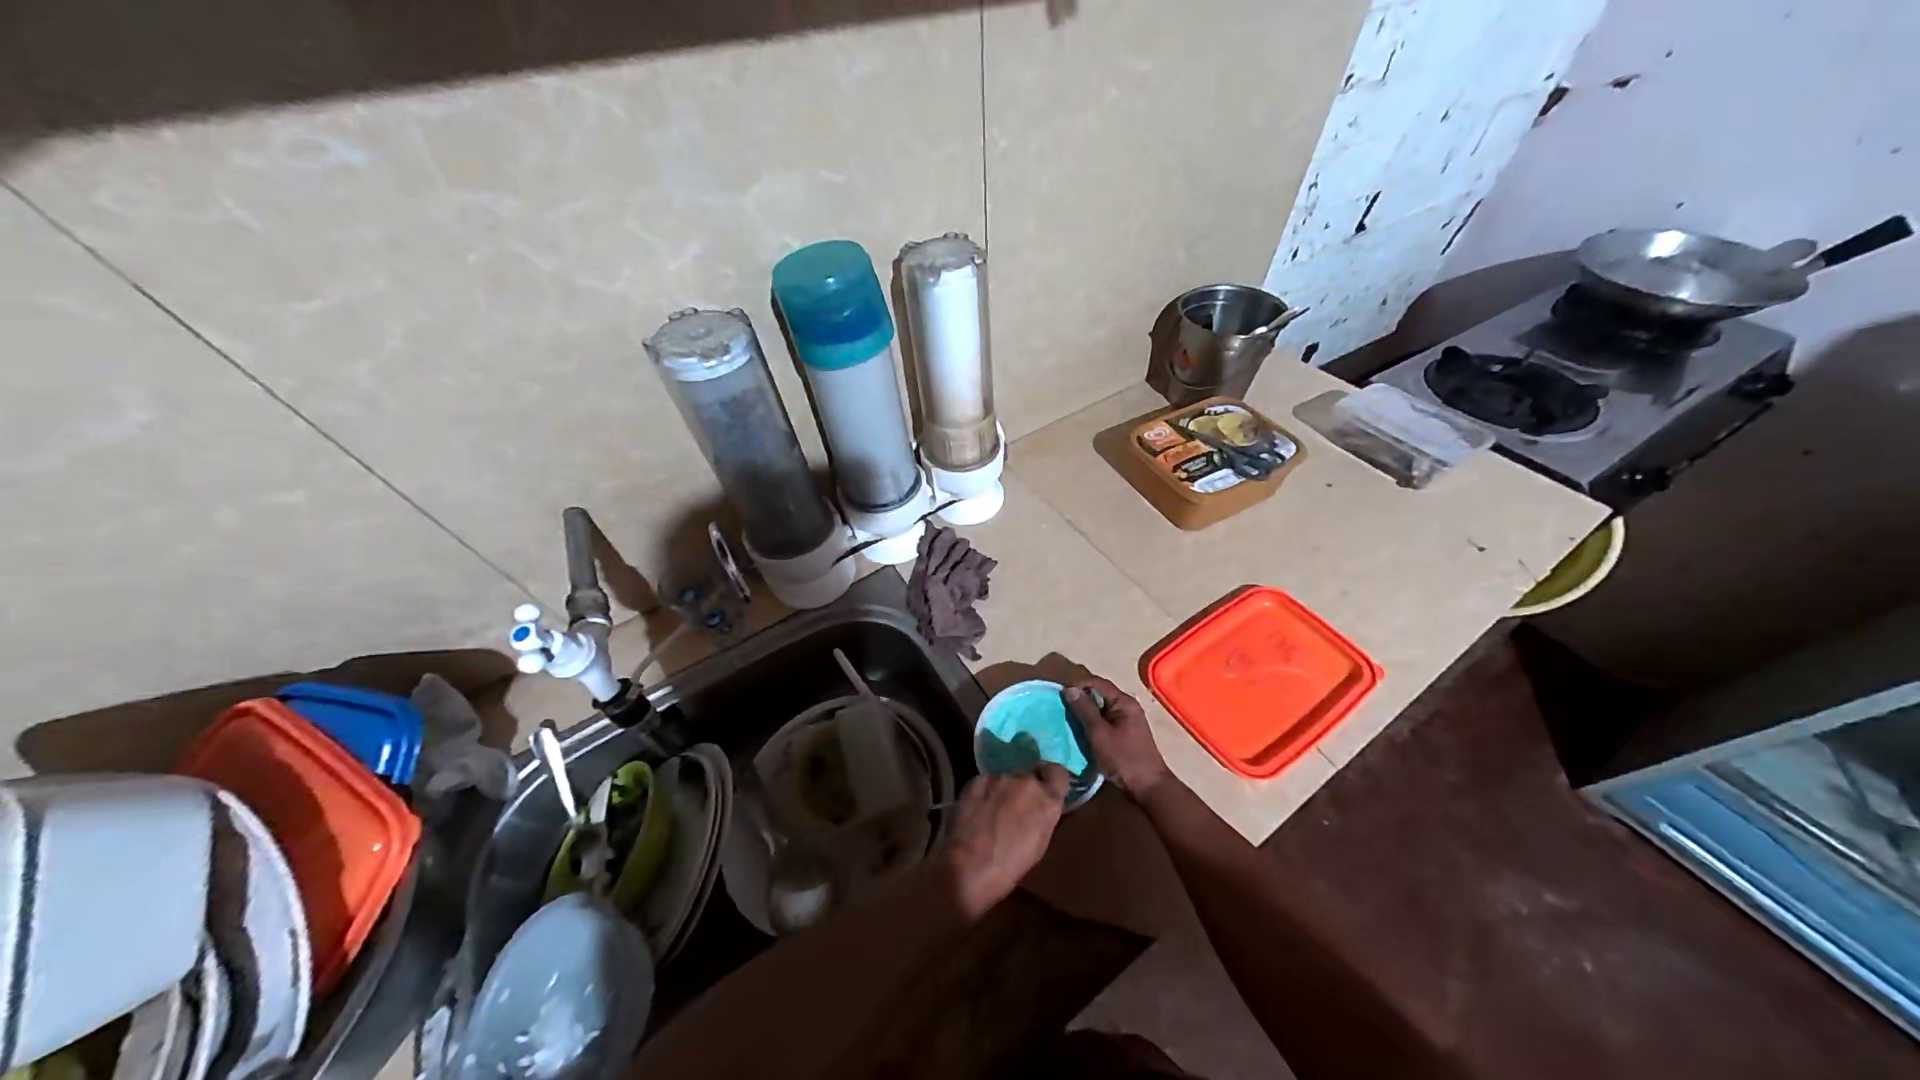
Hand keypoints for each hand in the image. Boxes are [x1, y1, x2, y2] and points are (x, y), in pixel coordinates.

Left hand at [941, 766, 1071, 918]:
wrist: (972, 866)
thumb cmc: (1012, 864)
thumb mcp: (1041, 841)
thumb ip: (1044, 814)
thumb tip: (1040, 804)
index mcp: (1048, 800)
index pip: (1057, 772)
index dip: (1050, 778)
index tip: (1043, 786)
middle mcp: (1027, 781)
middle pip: (1029, 775)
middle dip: (1023, 787)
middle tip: (1014, 806)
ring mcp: (1001, 778)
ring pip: (1005, 778)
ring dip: (1002, 790)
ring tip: (992, 811)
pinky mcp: (978, 779)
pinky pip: (986, 782)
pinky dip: (984, 792)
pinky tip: (977, 809)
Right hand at [1065, 677, 1173, 798]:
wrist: (1148, 787)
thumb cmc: (1123, 759)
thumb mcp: (1099, 734)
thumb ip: (1085, 710)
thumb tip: (1070, 689)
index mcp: (1124, 702)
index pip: (1097, 683)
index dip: (1077, 685)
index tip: (1059, 695)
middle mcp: (1127, 707)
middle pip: (1100, 694)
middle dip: (1080, 699)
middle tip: (1061, 708)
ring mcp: (1127, 720)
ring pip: (1101, 708)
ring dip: (1085, 712)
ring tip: (1067, 719)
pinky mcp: (1125, 733)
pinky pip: (1105, 720)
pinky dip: (1092, 722)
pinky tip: (1081, 732)